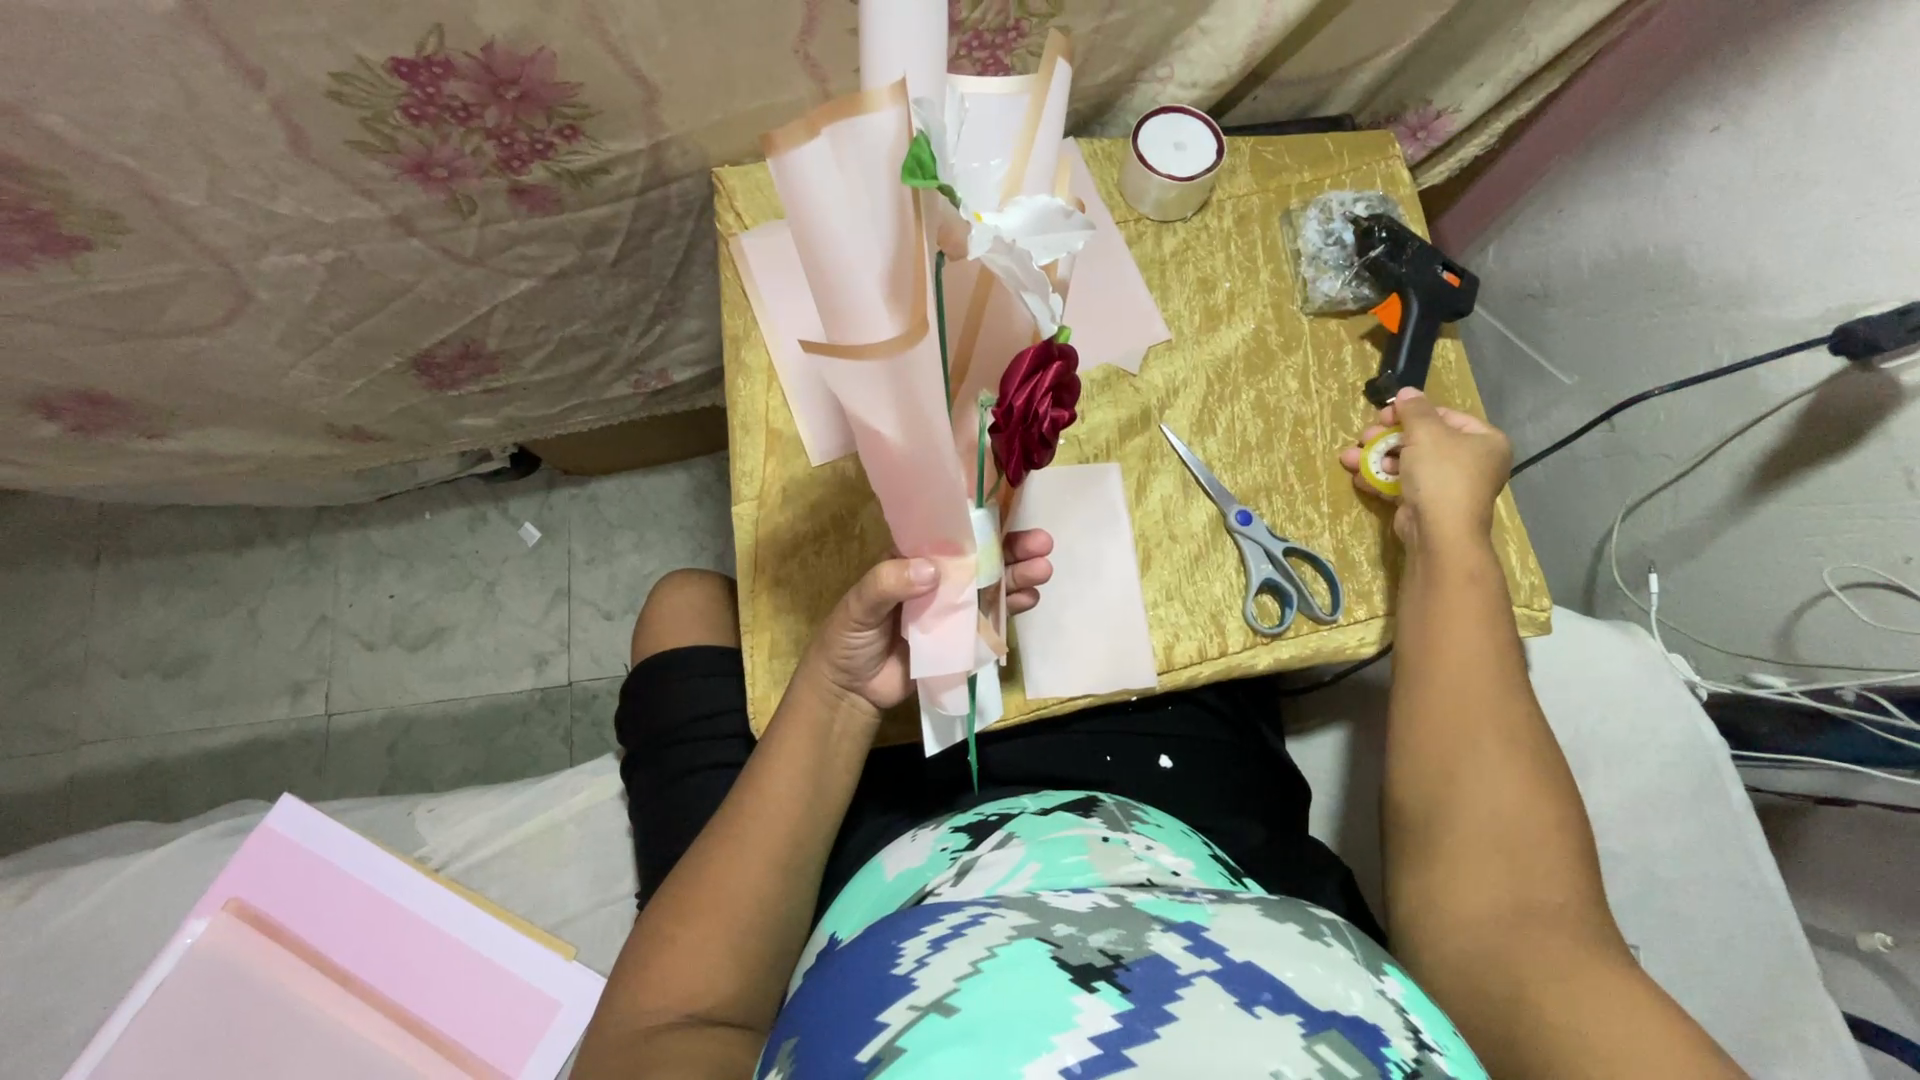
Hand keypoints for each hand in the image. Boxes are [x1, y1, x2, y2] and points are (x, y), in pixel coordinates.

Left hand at [798, 529, 1054, 717]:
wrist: (851, 691)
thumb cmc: (848, 638)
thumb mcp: (859, 605)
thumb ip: (888, 584)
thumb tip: (932, 570)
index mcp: (911, 560)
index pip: (950, 535)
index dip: (979, 526)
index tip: (1008, 518)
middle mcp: (936, 578)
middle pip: (979, 559)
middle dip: (1011, 549)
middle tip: (1042, 544)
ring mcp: (951, 608)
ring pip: (991, 585)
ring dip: (1017, 576)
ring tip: (1044, 570)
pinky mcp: (961, 638)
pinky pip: (990, 619)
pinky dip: (1011, 607)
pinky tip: (1030, 599)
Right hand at [1339, 388, 1510, 548]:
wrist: (1439, 530)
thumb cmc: (1441, 474)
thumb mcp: (1426, 432)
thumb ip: (1414, 410)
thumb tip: (1407, 391)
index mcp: (1484, 440)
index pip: (1446, 417)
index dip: (1412, 413)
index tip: (1384, 415)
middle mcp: (1471, 462)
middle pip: (1422, 440)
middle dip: (1386, 439)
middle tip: (1364, 436)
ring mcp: (1448, 486)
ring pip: (1407, 463)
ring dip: (1375, 459)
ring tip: (1349, 458)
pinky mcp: (1427, 504)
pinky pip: (1402, 484)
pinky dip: (1380, 479)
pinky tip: (1357, 476)